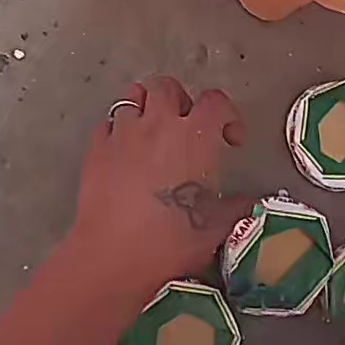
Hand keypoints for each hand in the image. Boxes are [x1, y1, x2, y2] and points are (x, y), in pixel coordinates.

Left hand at [71, 76, 251, 279]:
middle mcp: (158, 126)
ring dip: (147, 107)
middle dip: (182, 101)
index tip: (230, 140)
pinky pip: (107, 123)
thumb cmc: (171, 241)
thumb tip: (249, 201)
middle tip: (189, 128)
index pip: (217, 102)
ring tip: (154, 131)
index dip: (229, 116)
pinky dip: (118, 129)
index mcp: (195, 138)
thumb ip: (237, 206)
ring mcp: (123, 134)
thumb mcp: (217, 227)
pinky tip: (126, 152)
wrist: (114, 257)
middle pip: (169, 87)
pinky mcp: (96, 150)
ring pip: (133, 95)